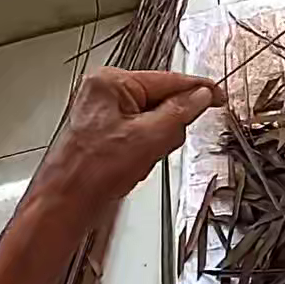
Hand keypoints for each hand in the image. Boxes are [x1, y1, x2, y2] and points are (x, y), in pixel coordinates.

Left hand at [32, 68, 226, 213]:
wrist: (65, 204)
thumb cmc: (95, 171)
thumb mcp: (148, 138)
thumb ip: (180, 112)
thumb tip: (201, 95)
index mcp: (112, 82)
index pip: (167, 80)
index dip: (198, 90)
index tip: (219, 96)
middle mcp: (105, 91)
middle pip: (161, 100)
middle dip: (168, 126)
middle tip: (158, 146)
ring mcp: (104, 111)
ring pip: (153, 119)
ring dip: (156, 141)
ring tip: (139, 159)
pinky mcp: (105, 131)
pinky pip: (140, 133)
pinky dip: (145, 148)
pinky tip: (133, 164)